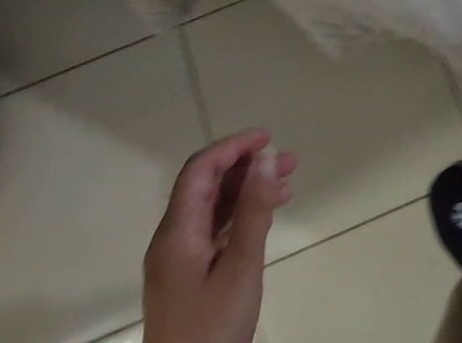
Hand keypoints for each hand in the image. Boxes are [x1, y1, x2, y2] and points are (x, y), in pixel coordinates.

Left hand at [143, 128, 297, 342]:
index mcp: (176, 231)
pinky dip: (239, 218)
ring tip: (287, 186)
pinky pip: (212, 232)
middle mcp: (171, 239)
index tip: (268, 138)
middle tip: (289, 161)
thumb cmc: (213, 329)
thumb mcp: (240, 267)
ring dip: (246, 191)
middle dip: (246, 166)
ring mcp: (177, 261)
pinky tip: (265, 219)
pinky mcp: (187, 279)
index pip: (200, 170)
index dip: (233, 147)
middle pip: (205, 186)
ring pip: (211, 209)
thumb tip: (266, 157)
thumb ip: (253, 210)